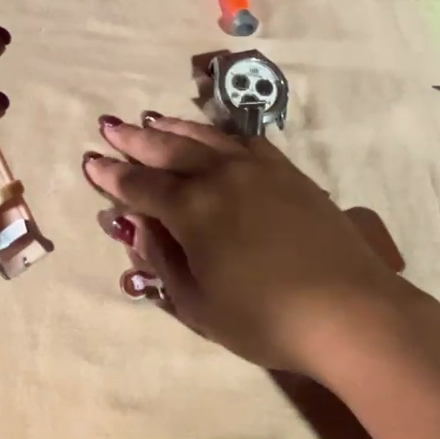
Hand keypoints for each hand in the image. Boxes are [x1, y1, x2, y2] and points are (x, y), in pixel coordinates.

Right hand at [83, 114, 417, 379]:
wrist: (348, 308)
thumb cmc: (266, 318)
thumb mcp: (199, 305)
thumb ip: (163, 259)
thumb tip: (138, 225)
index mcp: (192, 209)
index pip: (141, 186)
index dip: (113, 176)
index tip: (91, 162)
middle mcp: (220, 176)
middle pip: (169, 150)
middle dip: (136, 140)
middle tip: (110, 126)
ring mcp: (257, 168)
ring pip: (206, 138)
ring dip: (174, 128)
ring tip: (152, 120)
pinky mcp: (287, 171)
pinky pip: (243, 141)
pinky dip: (218, 134)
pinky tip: (212, 134)